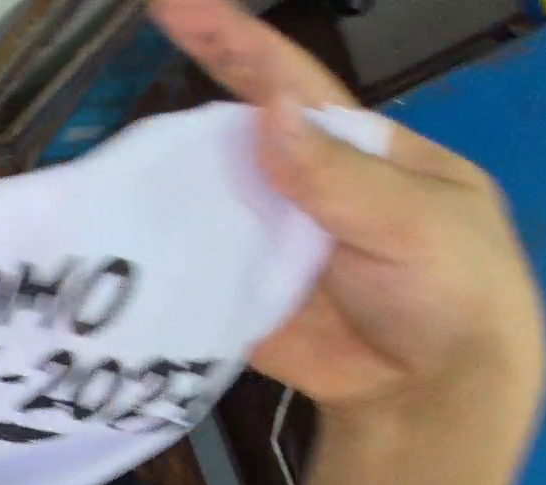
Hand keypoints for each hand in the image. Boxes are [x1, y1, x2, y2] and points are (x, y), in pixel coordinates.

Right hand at [150, 0, 545, 422]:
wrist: (419, 387)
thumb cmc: (448, 287)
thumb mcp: (414, 219)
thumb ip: (338, 175)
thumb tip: (264, 112)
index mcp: (345, 152)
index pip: (282, 85)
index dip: (230, 43)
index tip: (171, 8)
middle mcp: (288, 190)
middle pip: (221, 147)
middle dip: (172, 132)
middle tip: (115, 138)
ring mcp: (252, 245)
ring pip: (192, 211)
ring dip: (149, 203)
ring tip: (97, 197)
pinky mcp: (225, 296)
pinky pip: (182, 274)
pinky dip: (147, 269)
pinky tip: (110, 265)